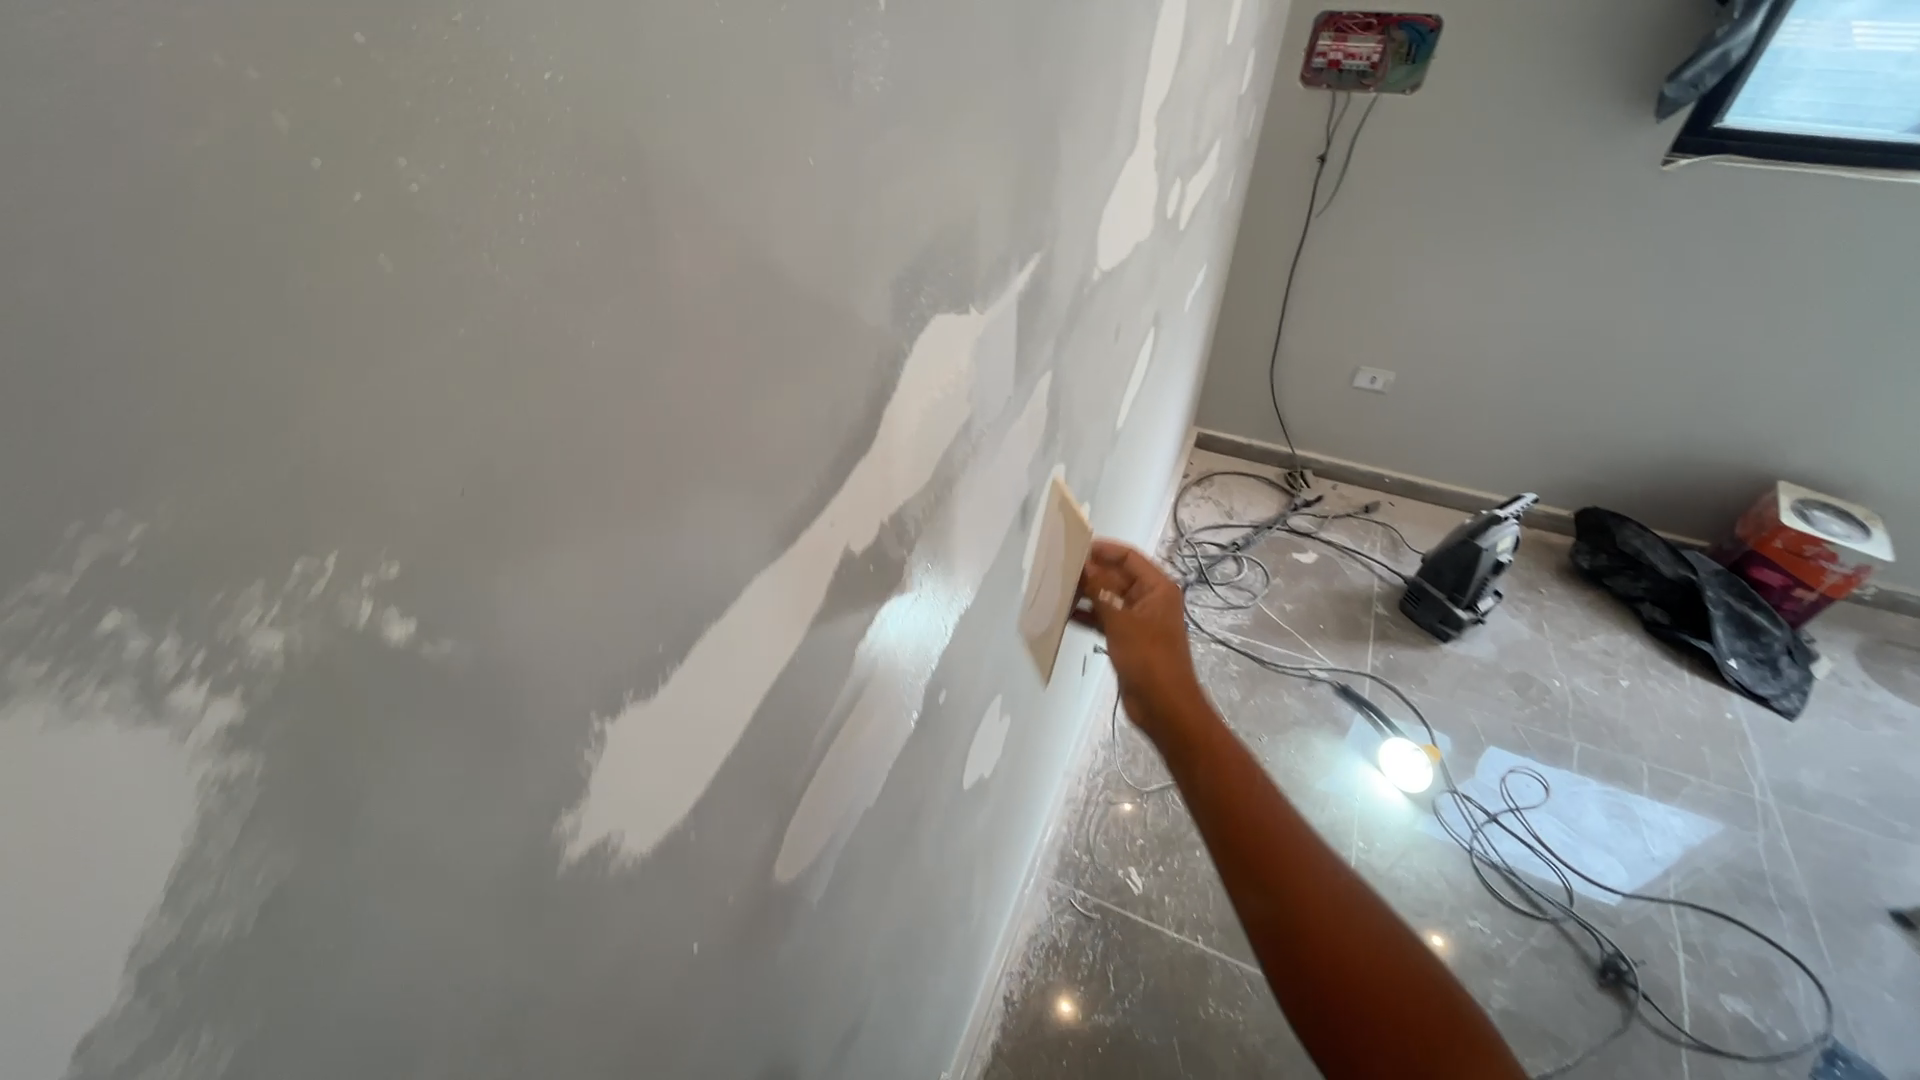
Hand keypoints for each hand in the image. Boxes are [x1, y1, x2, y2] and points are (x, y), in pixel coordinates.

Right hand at [1073, 540, 1209, 742]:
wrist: (1163, 706)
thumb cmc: (1148, 659)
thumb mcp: (1121, 621)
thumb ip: (1100, 591)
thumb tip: (1082, 566)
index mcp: (1157, 588)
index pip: (1128, 557)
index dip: (1103, 550)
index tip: (1074, 546)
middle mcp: (1148, 599)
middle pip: (1116, 577)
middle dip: (1090, 574)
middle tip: (1057, 569)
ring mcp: (1137, 620)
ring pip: (1107, 599)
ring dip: (1086, 595)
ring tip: (1055, 590)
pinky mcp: (1126, 639)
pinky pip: (1104, 619)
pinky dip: (1087, 616)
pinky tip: (1064, 614)